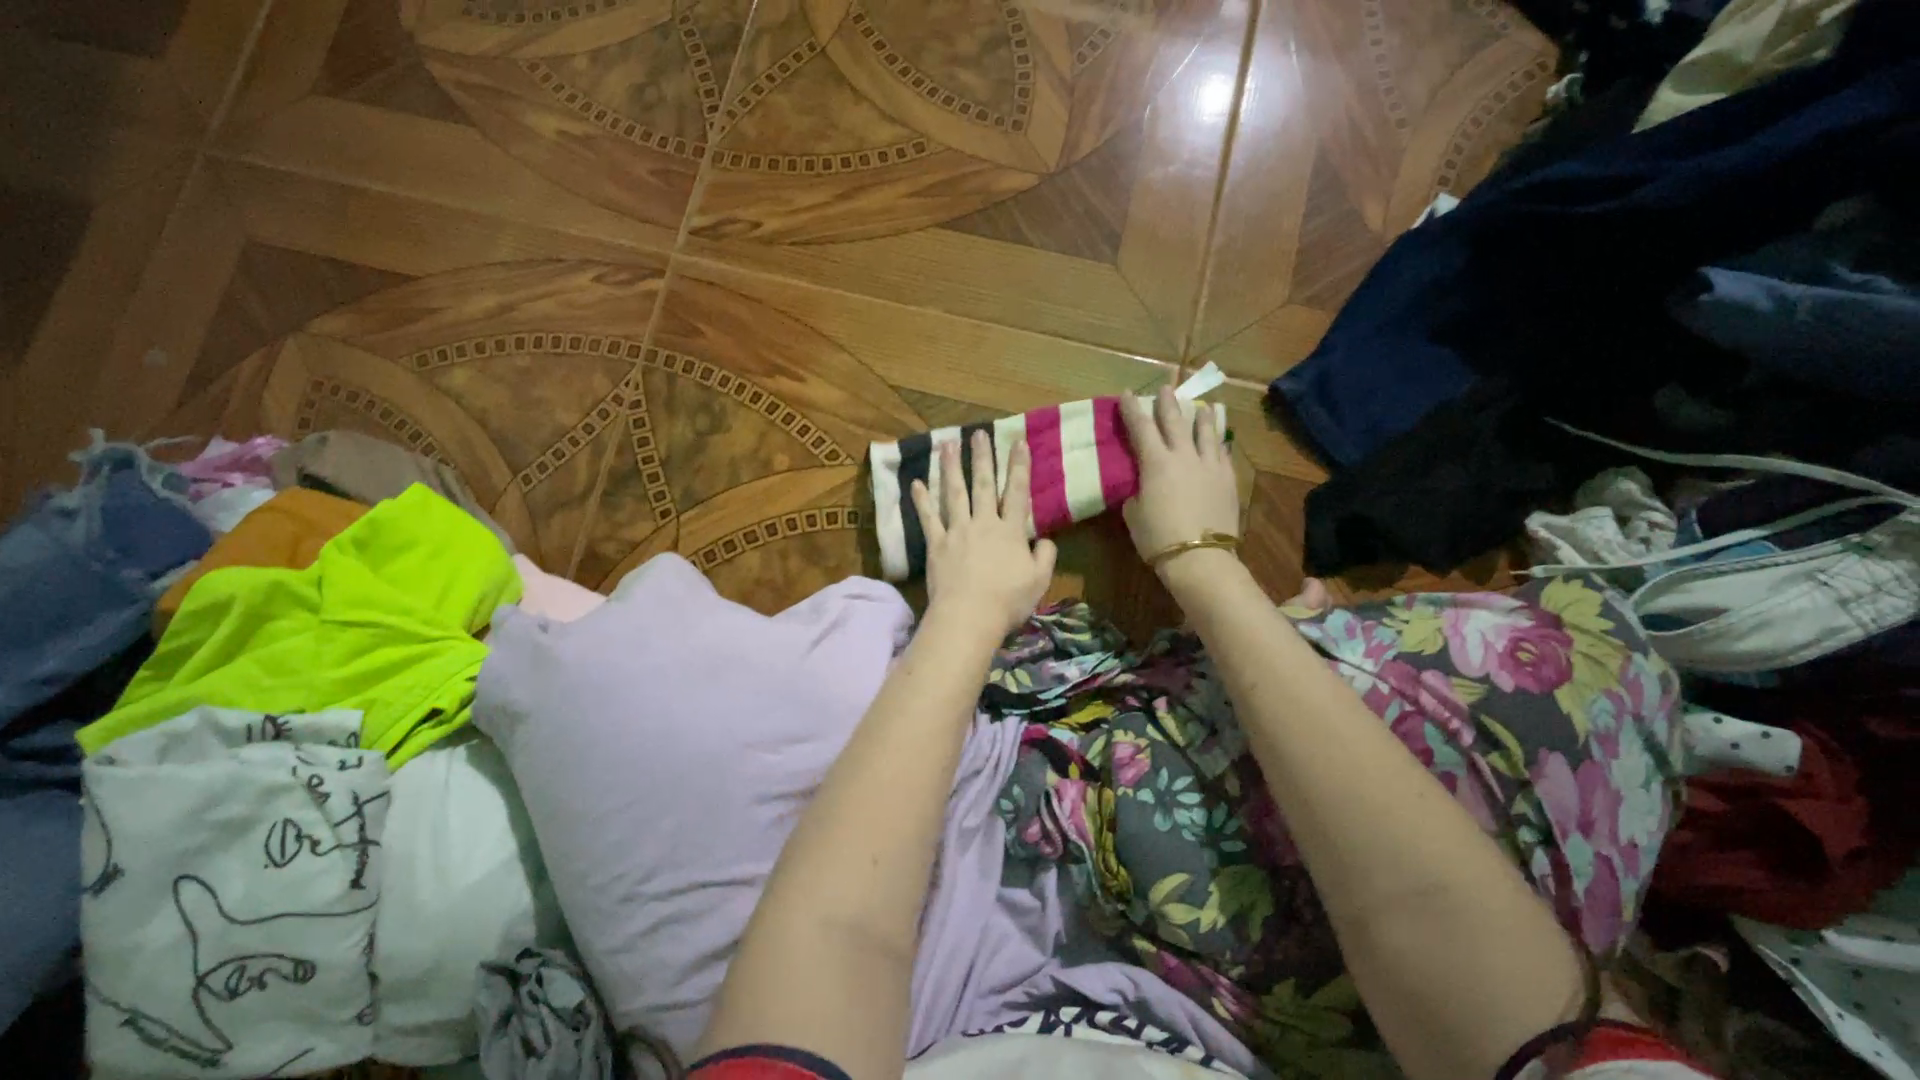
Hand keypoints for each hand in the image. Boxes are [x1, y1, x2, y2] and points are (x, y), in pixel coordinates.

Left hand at [911, 432, 1057, 640]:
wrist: (969, 615)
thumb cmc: (1008, 601)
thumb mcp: (1040, 581)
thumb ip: (1045, 556)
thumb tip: (1044, 540)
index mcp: (1011, 531)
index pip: (1017, 492)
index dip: (1019, 466)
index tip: (1018, 442)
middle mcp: (984, 523)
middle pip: (984, 484)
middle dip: (982, 457)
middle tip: (978, 433)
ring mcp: (957, 531)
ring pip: (954, 493)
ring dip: (951, 467)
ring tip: (948, 445)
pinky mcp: (936, 545)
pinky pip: (928, 518)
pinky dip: (922, 500)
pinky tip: (916, 483)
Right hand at [1120, 387, 1239, 573]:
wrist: (1200, 557)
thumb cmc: (1158, 538)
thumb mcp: (1134, 514)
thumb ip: (1136, 493)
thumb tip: (1141, 486)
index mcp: (1155, 463)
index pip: (1140, 427)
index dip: (1132, 409)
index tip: (1127, 393)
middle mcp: (1183, 455)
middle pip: (1175, 421)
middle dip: (1167, 403)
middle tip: (1165, 388)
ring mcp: (1209, 465)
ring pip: (1206, 431)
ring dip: (1202, 415)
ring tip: (1203, 404)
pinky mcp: (1228, 479)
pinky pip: (1223, 451)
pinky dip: (1219, 439)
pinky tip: (1220, 437)